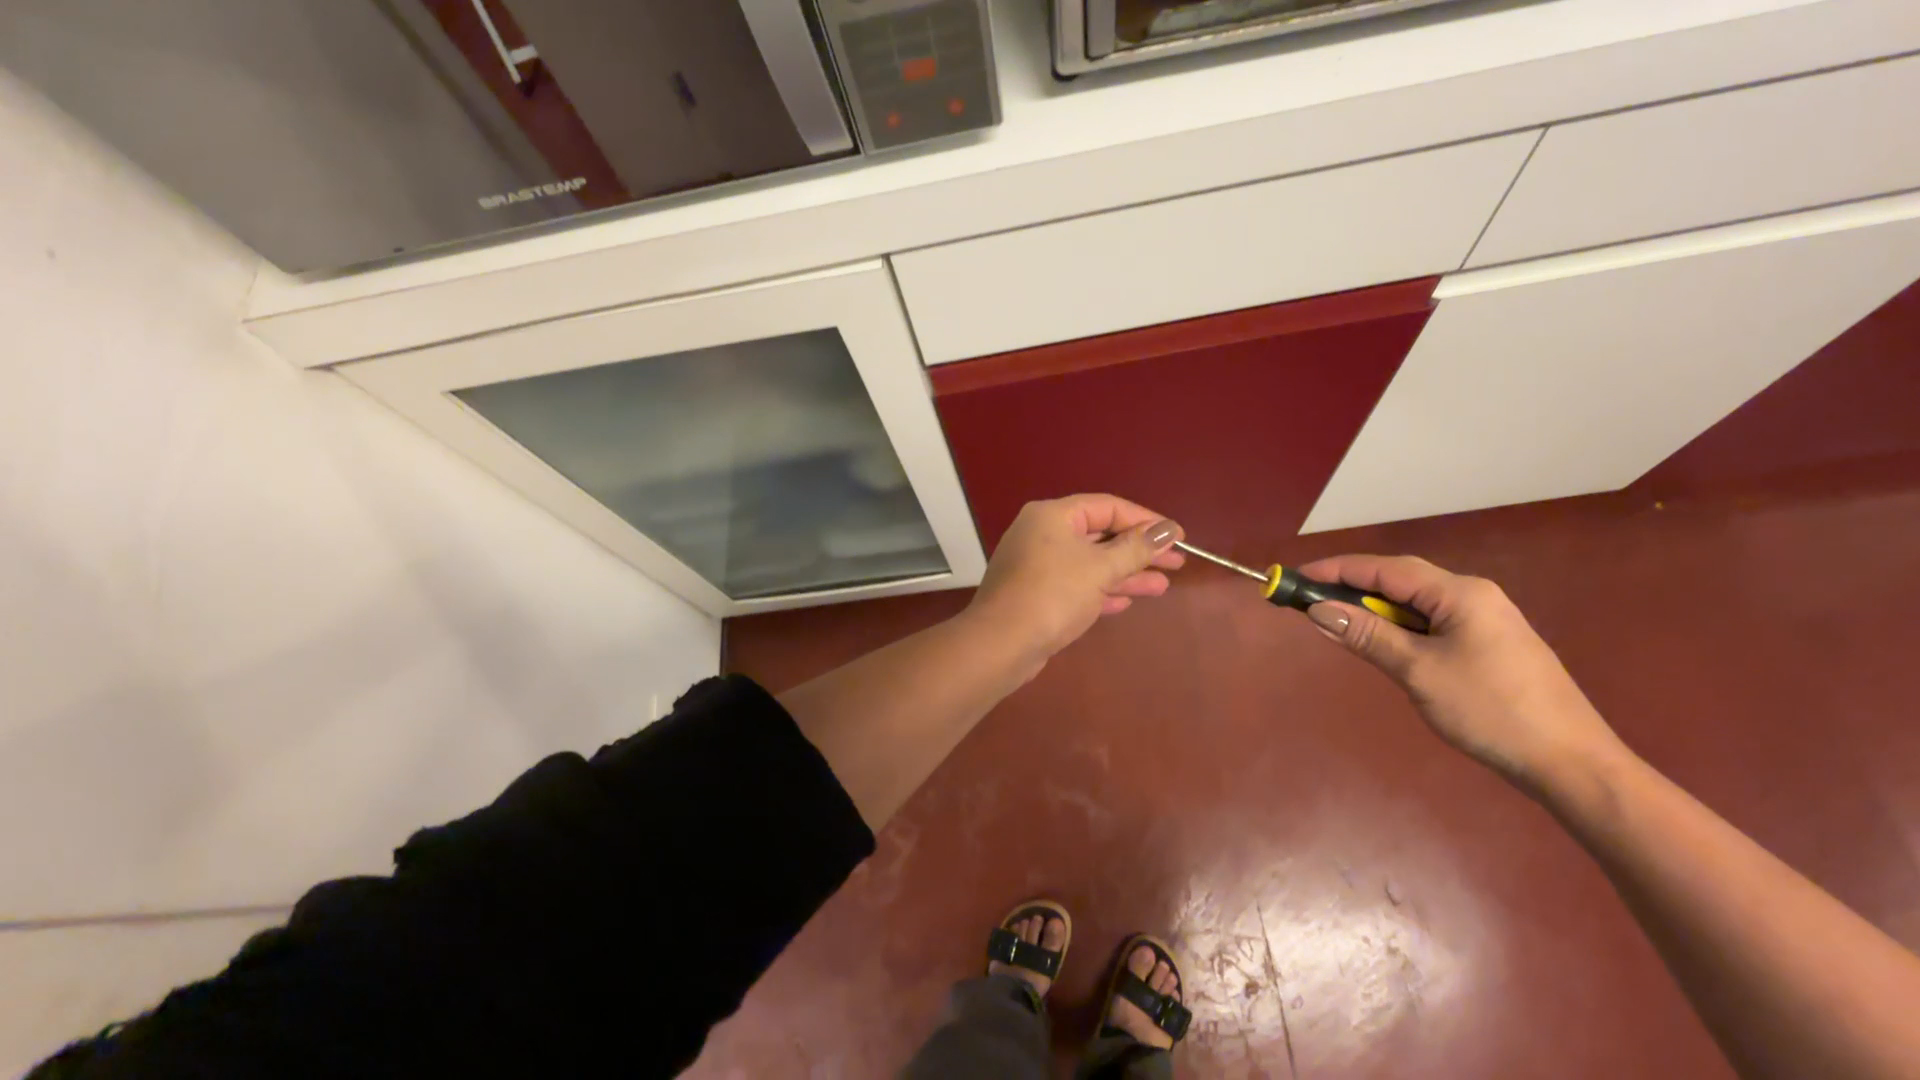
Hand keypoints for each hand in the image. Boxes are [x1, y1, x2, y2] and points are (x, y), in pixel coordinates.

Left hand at [966, 495, 1184, 661]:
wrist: (1001, 644)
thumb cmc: (1053, 595)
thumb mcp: (1100, 568)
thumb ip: (1136, 548)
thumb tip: (1168, 530)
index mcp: (1052, 515)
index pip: (1108, 507)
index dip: (1146, 520)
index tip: (1178, 536)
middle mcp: (1041, 534)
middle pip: (1100, 535)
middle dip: (1139, 550)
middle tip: (1176, 562)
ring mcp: (1036, 566)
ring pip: (1090, 563)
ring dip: (1125, 573)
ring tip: (1161, 586)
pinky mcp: (1036, 595)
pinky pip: (1076, 585)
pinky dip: (1101, 591)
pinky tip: (1126, 602)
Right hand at [1298, 554, 1626, 791]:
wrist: (1568, 760)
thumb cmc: (1489, 710)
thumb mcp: (1419, 672)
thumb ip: (1368, 636)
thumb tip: (1319, 610)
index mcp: (1460, 593)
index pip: (1386, 569)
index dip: (1338, 569)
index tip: (1298, 577)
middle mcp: (1474, 596)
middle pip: (1402, 581)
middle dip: (1354, 587)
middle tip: (1311, 603)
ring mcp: (1486, 620)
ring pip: (1417, 605)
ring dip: (1377, 611)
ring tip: (1341, 625)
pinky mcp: (1490, 646)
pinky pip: (1433, 624)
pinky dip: (1401, 629)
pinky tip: (1386, 646)